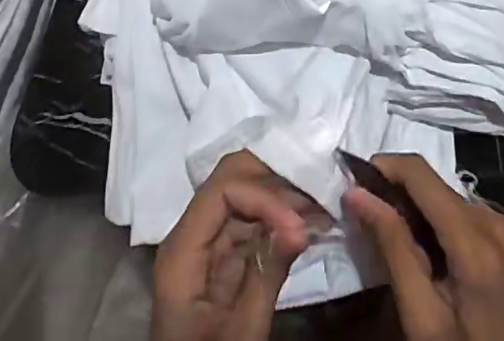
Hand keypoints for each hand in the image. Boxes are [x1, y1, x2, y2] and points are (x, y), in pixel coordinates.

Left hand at [151, 150, 316, 340]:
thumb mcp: (241, 330)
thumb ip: (268, 274)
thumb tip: (302, 224)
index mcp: (182, 250)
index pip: (222, 191)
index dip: (263, 195)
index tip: (298, 221)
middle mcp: (190, 234)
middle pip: (229, 179)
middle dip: (273, 178)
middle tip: (315, 191)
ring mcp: (206, 242)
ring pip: (243, 192)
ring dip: (282, 193)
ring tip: (320, 202)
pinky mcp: (223, 254)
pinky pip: (251, 218)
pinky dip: (280, 214)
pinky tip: (309, 218)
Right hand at [344, 154, 503, 340]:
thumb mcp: (422, 317)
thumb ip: (392, 249)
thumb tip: (356, 194)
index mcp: (474, 237)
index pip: (420, 173)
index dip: (382, 167)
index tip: (350, 182)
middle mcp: (491, 217)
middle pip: (431, 182)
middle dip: (392, 191)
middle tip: (362, 219)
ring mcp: (500, 225)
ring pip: (441, 194)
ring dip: (410, 207)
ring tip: (386, 239)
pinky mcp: (501, 236)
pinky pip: (456, 210)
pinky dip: (430, 219)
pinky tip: (417, 250)